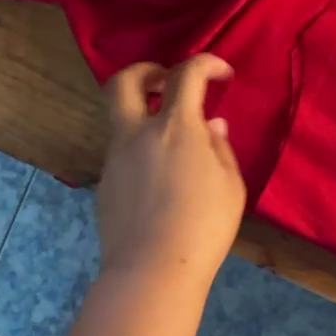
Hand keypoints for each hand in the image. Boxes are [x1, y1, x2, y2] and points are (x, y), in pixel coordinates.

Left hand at [96, 55, 245, 282]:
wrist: (152, 271)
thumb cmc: (203, 226)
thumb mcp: (231, 185)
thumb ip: (220, 148)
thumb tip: (211, 126)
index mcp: (176, 126)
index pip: (186, 72)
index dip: (207, 63)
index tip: (223, 75)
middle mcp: (137, 132)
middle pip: (124, 80)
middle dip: (146, 71)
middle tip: (167, 83)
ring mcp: (115, 157)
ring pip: (118, 116)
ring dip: (142, 112)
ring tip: (170, 138)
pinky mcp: (104, 183)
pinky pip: (120, 151)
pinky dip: (139, 148)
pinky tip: (159, 178)